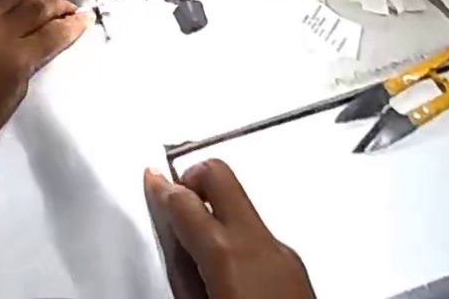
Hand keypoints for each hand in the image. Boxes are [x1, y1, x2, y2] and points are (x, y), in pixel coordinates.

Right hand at [145, 160, 314, 298]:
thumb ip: (183, 271)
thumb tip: (175, 240)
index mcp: (226, 254)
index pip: (183, 198)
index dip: (161, 187)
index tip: (151, 181)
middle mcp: (257, 242)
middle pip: (218, 174)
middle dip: (192, 179)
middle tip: (177, 202)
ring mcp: (283, 251)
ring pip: (240, 203)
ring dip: (217, 211)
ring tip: (202, 250)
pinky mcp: (297, 266)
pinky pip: (257, 233)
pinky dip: (237, 237)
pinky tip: (231, 273)